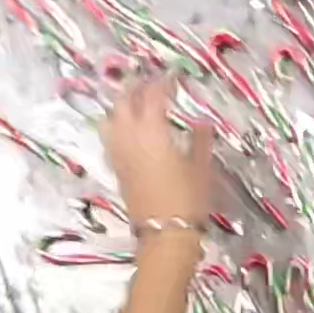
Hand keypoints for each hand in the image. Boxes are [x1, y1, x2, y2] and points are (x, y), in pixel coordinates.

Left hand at [99, 76, 213, 223]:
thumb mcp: (200, 169)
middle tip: (151, 82)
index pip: (154, 95)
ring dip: (122, 103)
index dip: (164, 82)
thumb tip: (201, 121)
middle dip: (137, 86)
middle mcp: (129, 135)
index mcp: (151, 130)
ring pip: (112, 116)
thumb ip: (199, 140)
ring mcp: (118, 151)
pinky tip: (130, 128)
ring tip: (135, 101)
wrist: (166, 236)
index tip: (175, 76)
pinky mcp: (116, 167)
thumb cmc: (188, 201)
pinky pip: (112, 135)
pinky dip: (119, 124)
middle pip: (125, 99)